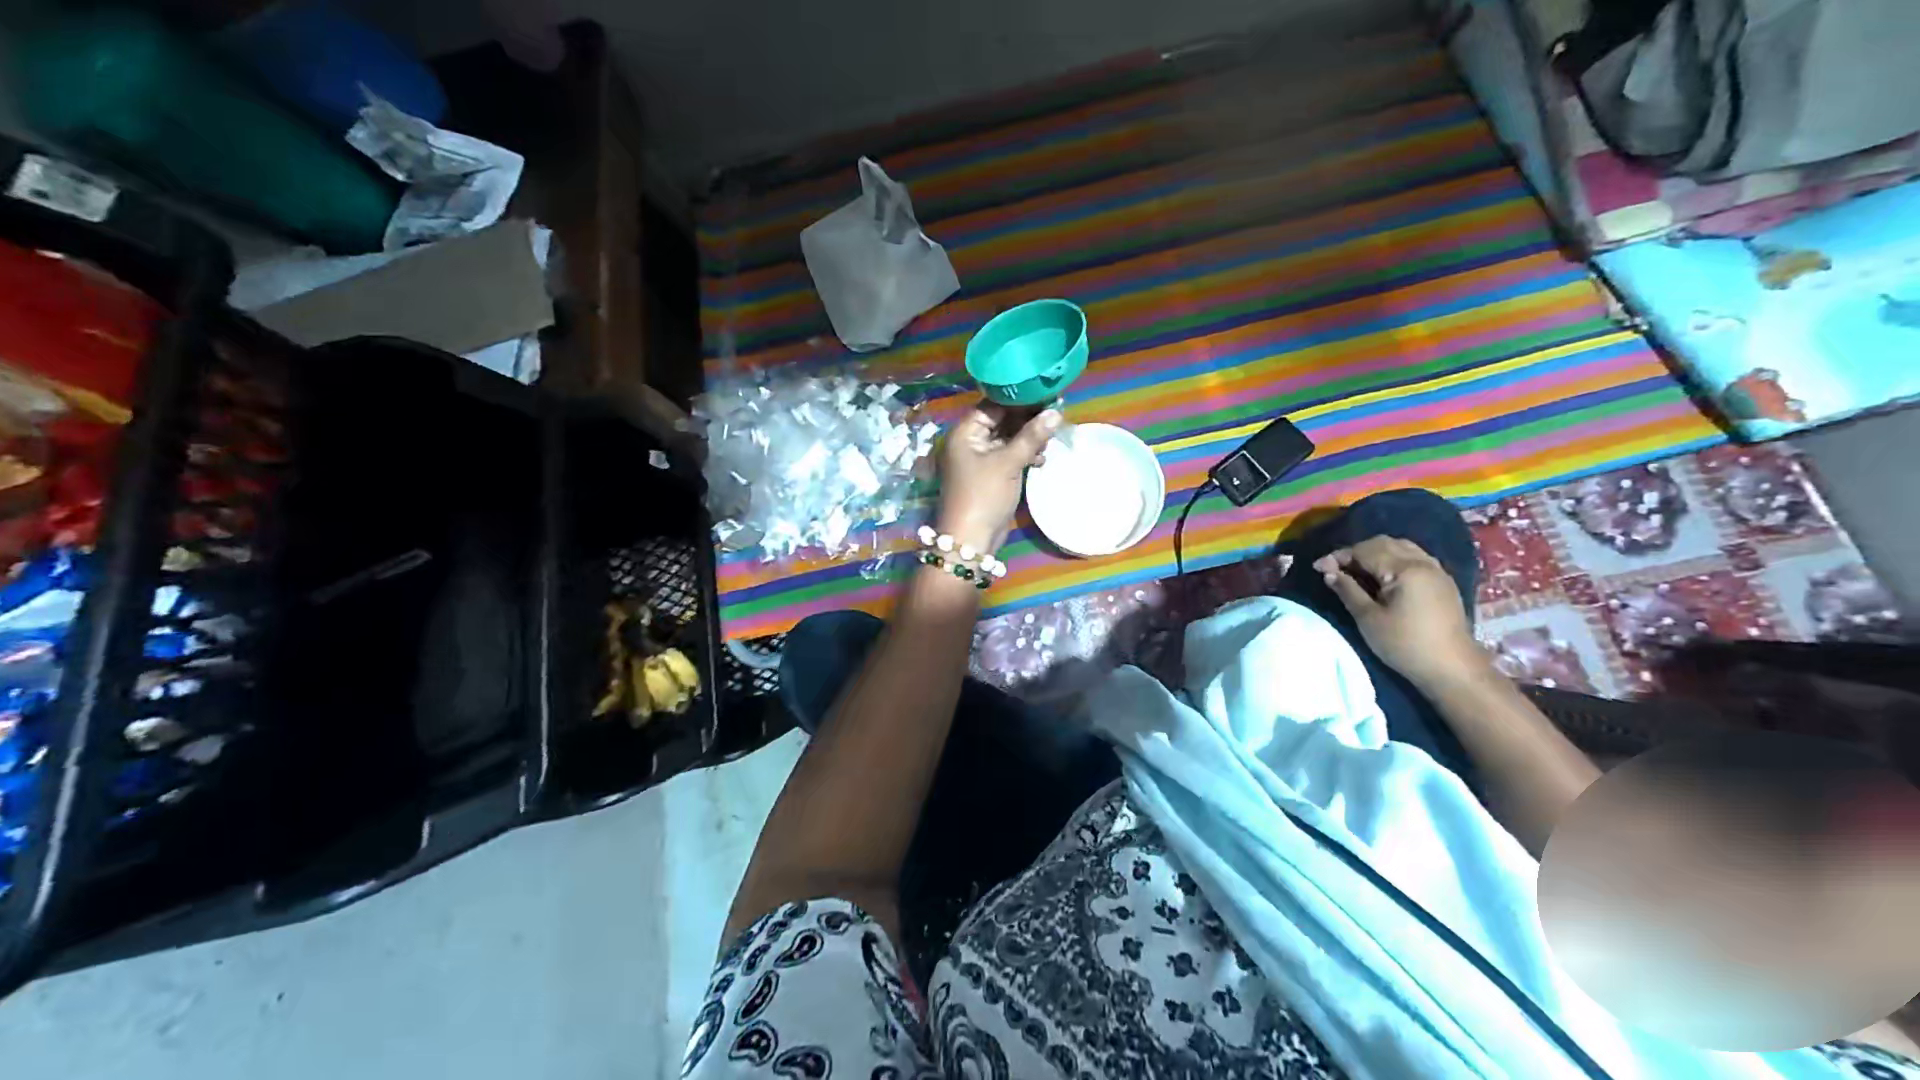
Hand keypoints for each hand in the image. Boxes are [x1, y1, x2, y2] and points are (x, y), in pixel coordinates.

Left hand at [935, 404, 1060, 552]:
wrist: (970, 539)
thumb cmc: (984, 495)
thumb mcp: (1009, 462)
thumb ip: (1032, 436)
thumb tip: (1056, 413)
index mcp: (964, 432)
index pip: (993, 405)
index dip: (1019, 400)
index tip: (1046, 395)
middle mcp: (969, 441)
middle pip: (1001, 420)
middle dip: (1027, 419)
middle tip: (1055, 414)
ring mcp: (978, 459)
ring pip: (1006, 438)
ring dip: (1028, 438)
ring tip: (1051, 438)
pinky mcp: (989, 474)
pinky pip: (1007, 455)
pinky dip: (1023, 454)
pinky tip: (1041, 458)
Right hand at [1313, 535, 1492, 691]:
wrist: (1452, 668)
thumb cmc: (1405, 644)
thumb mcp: (1369, 619)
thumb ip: (1348, 590)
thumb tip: (1328, 572)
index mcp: (1405, 570)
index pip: (1364, 551)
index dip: (1338, 556)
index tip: (1317, 567)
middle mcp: (1422, 563)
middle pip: (1383, 543)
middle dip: (1356, 551)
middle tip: (1336, 569)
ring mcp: (1436, 571)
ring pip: (1401, 547)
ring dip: (1376, 553)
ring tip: (1358, 570)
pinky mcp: (1443, 582)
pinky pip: (1414, 558)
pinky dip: (1394, 559)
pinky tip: (1383, 576)